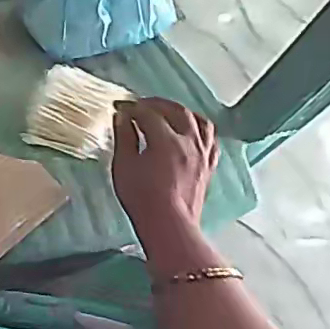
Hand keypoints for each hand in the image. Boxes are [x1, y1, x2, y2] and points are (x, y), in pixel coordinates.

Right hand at [111, 98, 219, 248]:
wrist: (169, 225)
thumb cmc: (141, 196)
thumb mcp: (124, 165)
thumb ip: (124, 137)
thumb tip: (122, 117)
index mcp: (166, 140)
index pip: (147, 114)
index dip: (131, 108)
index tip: (119, 107)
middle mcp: (189, 142)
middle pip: (177, 111)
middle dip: (157, 104)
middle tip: (140, 104)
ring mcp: (203, 153)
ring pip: (199, 121)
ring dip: (181, 112)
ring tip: (168, 112)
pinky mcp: (209, 165)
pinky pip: (210, 139)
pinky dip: (199, 129)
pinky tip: (190, 131)